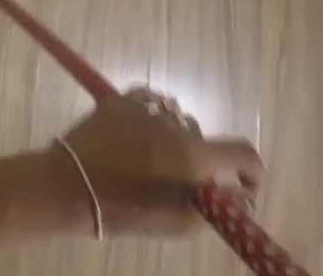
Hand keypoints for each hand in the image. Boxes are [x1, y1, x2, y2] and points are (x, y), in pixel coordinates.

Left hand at [55, 86, 264, 236]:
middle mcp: (173, 125)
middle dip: (203, 160)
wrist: (71, 184)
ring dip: (177, 138)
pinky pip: (151, 101)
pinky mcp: (119, 100)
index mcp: (192, 155)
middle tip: (186, 180)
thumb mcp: (180, 222)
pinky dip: (155, 115)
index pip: (243, 152)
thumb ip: (218, 207)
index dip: (251, 171)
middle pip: (204, 139)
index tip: (243, 186)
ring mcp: (143, 108)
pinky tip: (145, 132)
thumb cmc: (125, 210)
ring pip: (176, 120)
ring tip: (156, 159)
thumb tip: (238, 194)